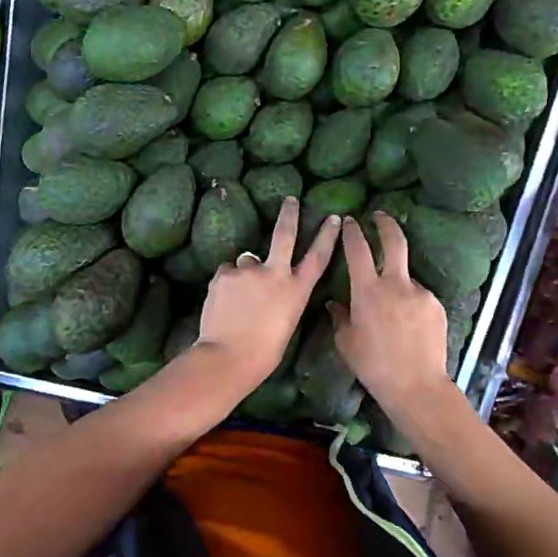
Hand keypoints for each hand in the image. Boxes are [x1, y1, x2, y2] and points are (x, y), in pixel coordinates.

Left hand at [196, 197, 340, 387]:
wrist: (230, 356)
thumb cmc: (264, 351)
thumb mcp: (286, 321)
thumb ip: (281, 295)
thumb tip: (267, 280)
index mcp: (297, 289)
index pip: (318, 256)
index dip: (326, 236)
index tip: (333, 218)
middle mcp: (276, 273)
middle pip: (284, 233)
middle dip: (289, 214)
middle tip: (290, 199)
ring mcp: (249, 270)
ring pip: (247, 260)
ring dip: (245, 272)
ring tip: (238, 298)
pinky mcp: (225, 273)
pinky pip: (227, 273)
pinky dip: (227, 283)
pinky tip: (224, 301)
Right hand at [328, 213, 453, 408]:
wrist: (416, 385)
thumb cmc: (373, 365)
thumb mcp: (346, 342)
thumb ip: (340, 317)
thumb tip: (335, 303)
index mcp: (367, 291)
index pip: (357, 250)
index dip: (352, 232)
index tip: (349, 221)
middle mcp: (395, 284)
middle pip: (394, 242)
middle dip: (385, 224)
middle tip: (380, 215)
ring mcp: (419, 293)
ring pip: (406, 278)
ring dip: (397, 284)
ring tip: (392, 313)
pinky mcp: (436, 305)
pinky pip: (419, 298)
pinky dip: (410, 304)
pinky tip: (407, 326)